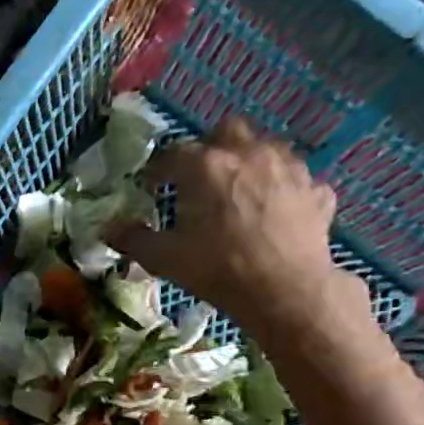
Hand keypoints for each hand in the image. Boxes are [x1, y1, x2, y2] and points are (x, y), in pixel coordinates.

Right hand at [110, 117, 369, 340]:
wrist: (287, 293)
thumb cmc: (221, 271)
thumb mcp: (168, 260)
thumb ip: (136, 240)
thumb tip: (107, 229)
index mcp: (206, 164)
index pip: (173, 155)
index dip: (159, 171)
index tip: (153, 187)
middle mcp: (248, 152)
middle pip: (226, 132)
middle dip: (212, 149)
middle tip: (204, 180)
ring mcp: (288, 168)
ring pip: (267, 148)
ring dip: (253, 162)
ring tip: (245, 192)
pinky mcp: (316, 191)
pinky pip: (299, 181)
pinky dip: (289, 191)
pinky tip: (283, 212)